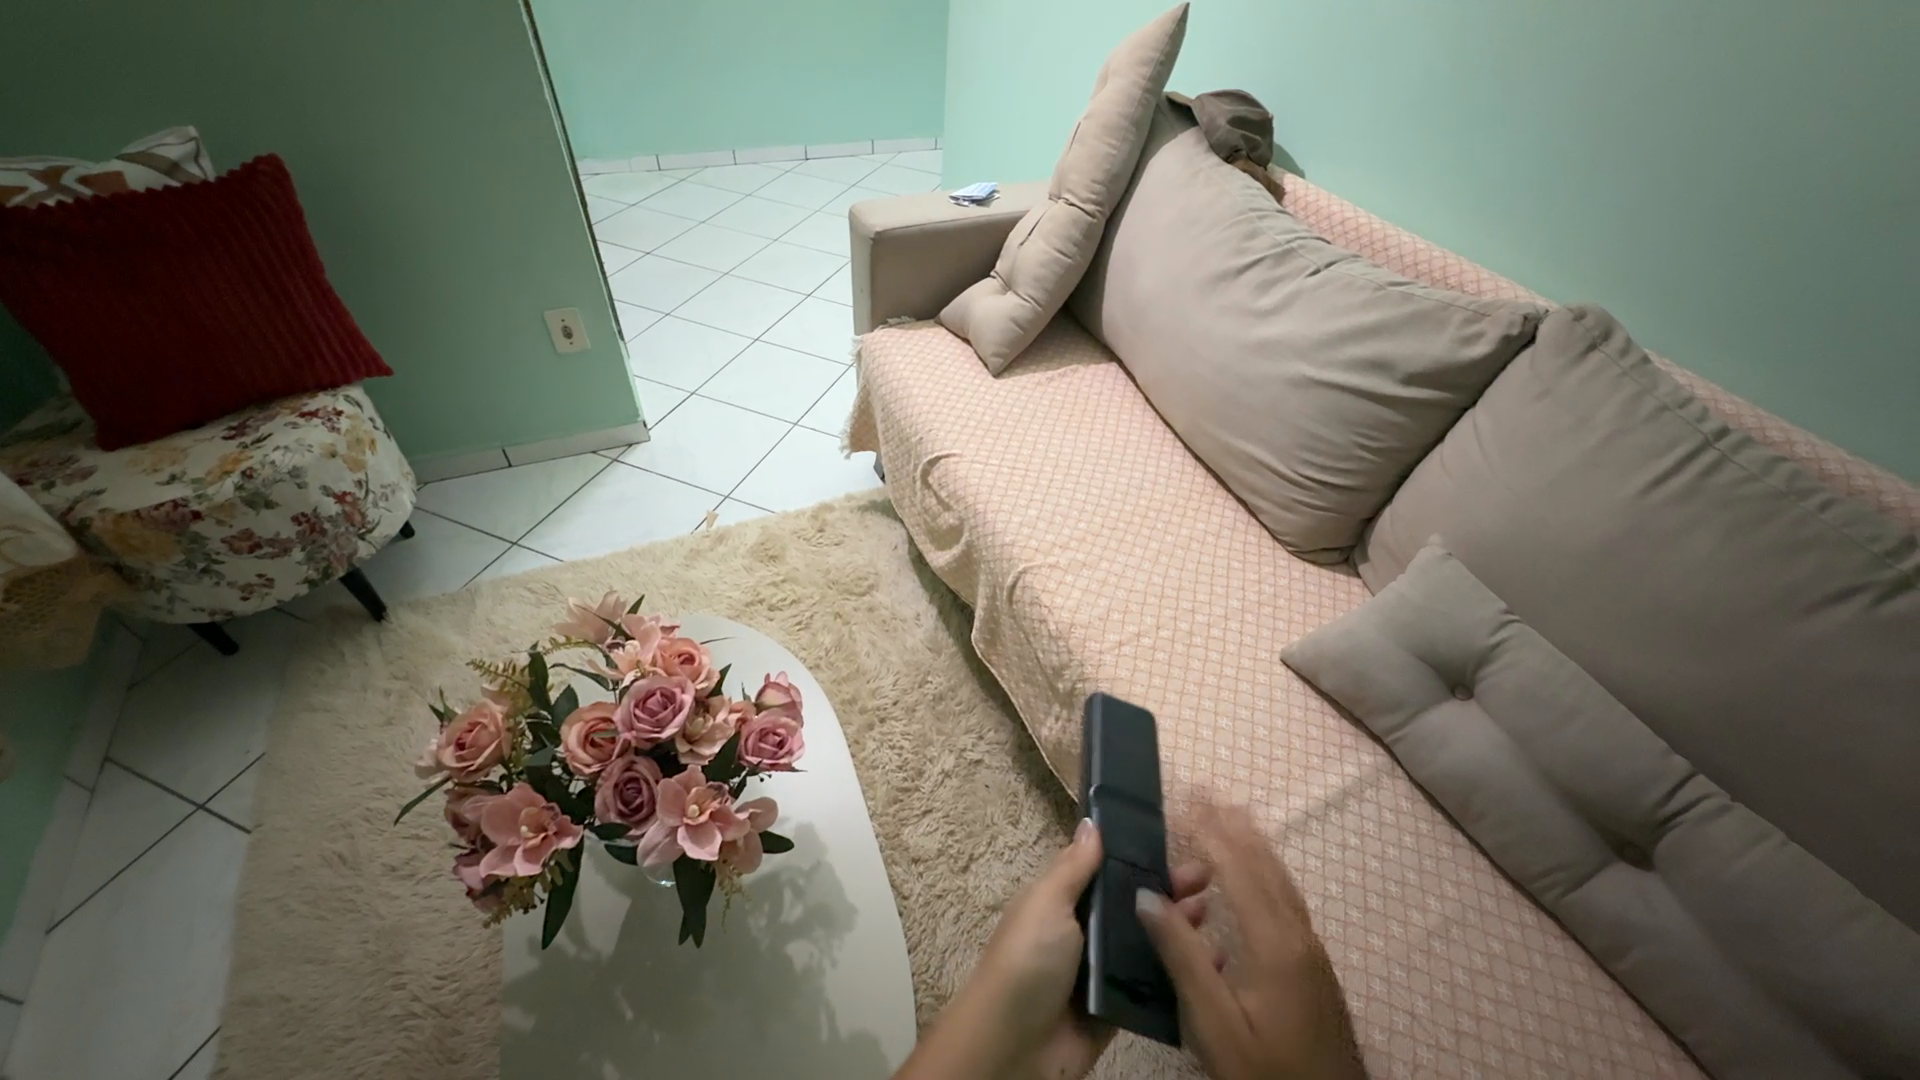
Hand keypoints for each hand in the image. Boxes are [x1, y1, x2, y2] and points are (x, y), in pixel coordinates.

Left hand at [894, 818, 1209, 1079]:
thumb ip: (1073, 868)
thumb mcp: (1047, 903)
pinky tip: (1211, 965)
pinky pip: (1154, 987)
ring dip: (1179, 931)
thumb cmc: (1029, 961)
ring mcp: (1102, 970)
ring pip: (1148, 944)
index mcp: (1063, 901)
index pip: (1107, 871)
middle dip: (1168, 892)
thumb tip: (1091, 822)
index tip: (1178, 847)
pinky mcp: (1119, 1007)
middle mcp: (1085, 931)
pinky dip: (1182, 975)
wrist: (1016, 1046)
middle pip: (1133, 906)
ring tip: (1211, 916)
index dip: (1140, 859)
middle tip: (1207, 881)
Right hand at [1134, 804, 1366, 1079]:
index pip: (1237, 870)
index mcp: (1273, 944)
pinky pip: (1288, 897)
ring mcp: (1311, 951)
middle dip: (1232, 824)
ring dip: (1253, 841)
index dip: (1209, 831)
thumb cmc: (1266, 1072)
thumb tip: (1146, 896)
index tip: (1184, 800)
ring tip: (1229, 814)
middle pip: (1264, 864)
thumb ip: (1182, 958)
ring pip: (1281, 879)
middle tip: (1205, 791)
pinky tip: (1257, 873)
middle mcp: (1297, 935)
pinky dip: (1267, 868)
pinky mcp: (1314, 966)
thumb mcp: (1215, 1025)